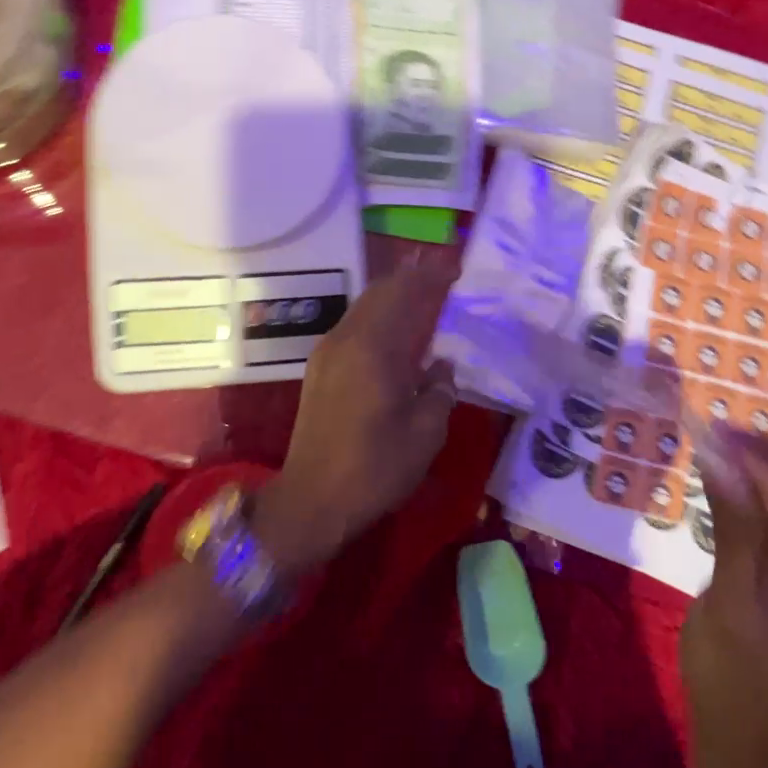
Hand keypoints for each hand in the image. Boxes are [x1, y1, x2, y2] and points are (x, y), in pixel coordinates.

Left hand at [256, 255, 459, 572]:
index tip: (455, 267)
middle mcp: (345, 339)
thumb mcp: (424, 434)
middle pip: (379, 293)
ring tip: (424, 296)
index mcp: (372, 347)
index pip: (402, 293)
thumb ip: (439, 391)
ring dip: (393, 298)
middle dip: (411, 280)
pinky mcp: (320, 370)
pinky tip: (397, 333)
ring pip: (364, 308)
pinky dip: (379, 319)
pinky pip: (355, 328)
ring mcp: (327, 353)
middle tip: (442, 275)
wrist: (312, 500)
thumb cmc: (374, 468)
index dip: (429, 276)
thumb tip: (442, 367)